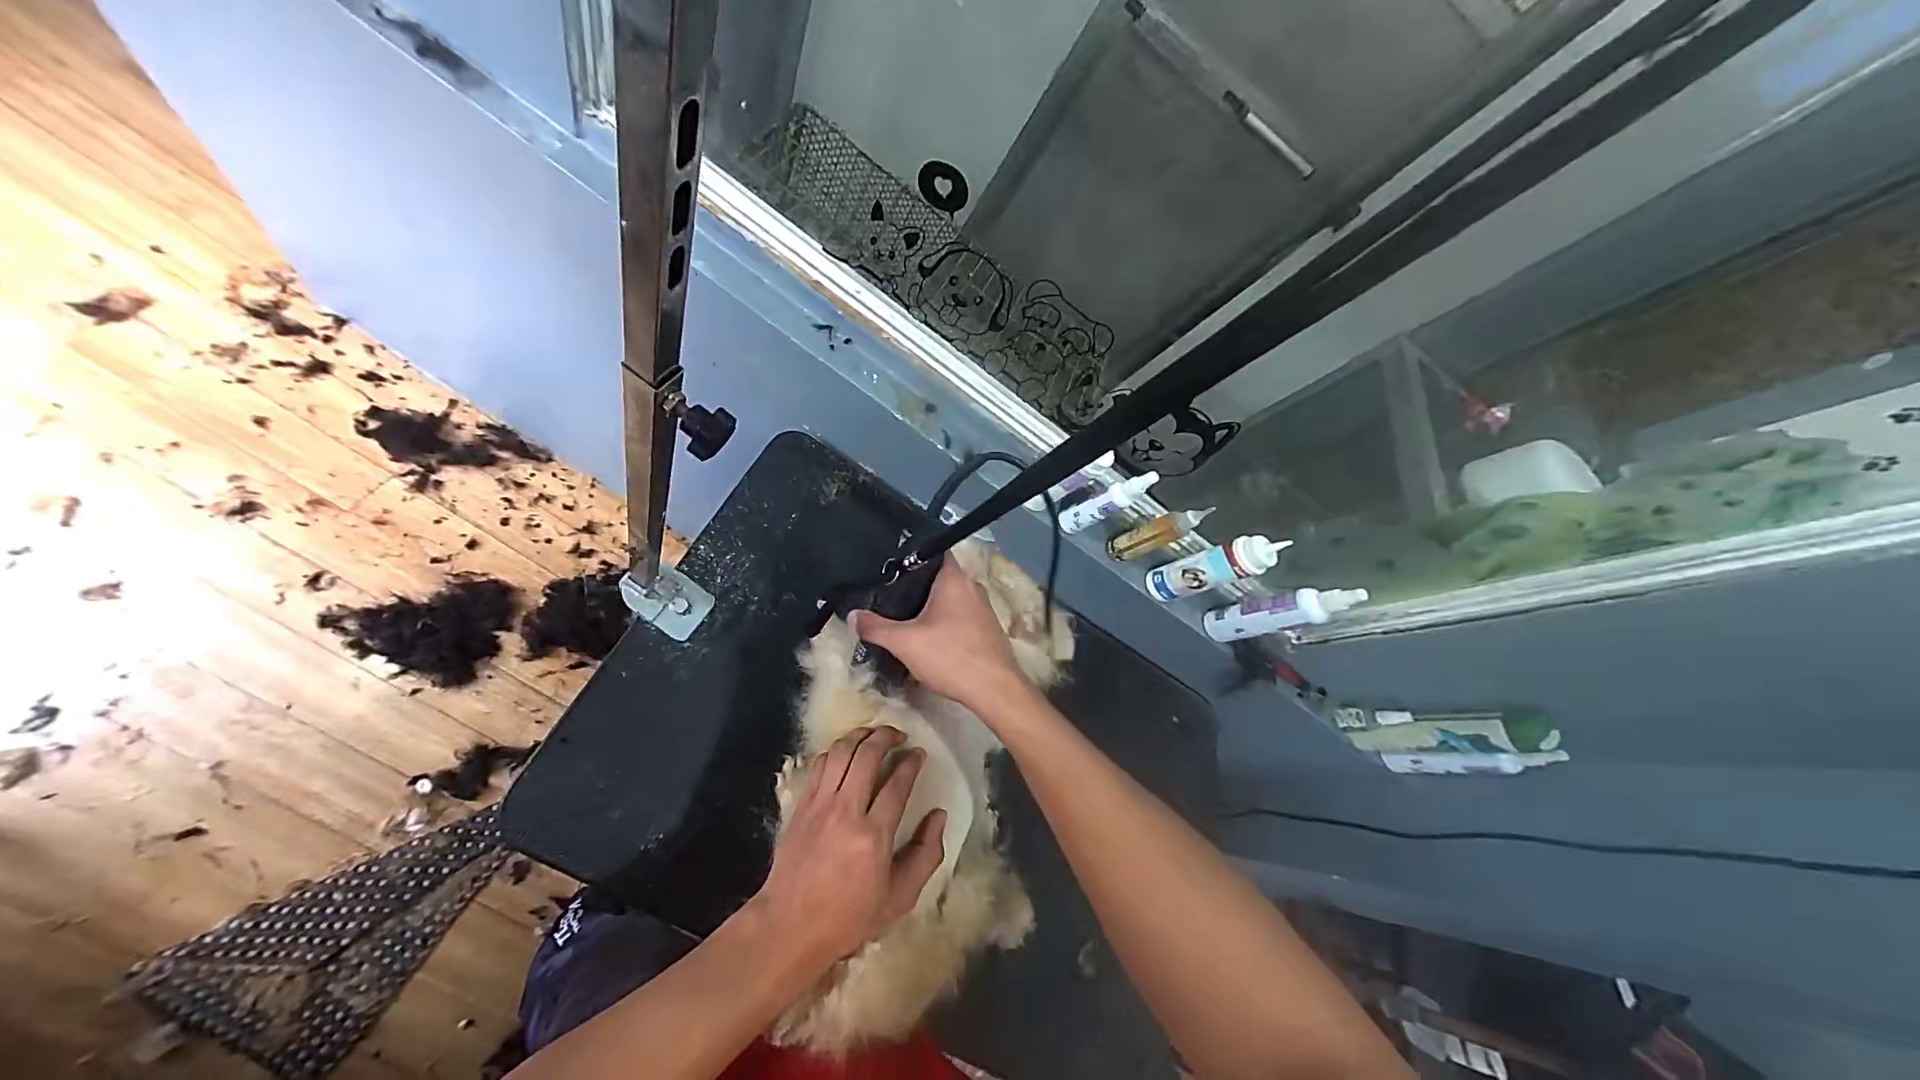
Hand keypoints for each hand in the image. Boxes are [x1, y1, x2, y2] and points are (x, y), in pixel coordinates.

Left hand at [753, 726, 946, 966]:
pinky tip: (847, 752)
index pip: (898, 782)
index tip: (919, 754)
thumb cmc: (850, 916)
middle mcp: (846, 811)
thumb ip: (926, 854)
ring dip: (861, 735)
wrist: (789, 925)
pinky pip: (821, 764)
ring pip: (841, 752)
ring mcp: (820, 805)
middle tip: (900, 736)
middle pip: (868, 755)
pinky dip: (837, 750)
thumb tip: (939, 815)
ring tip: (875, 734)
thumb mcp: (900, 896)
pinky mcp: (802, 806)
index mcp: (874, 835)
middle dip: (887, 737)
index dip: (911, 762)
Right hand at [849, 554, 1031, 713]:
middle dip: (916, 588)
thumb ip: (875, 627)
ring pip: (950, 600)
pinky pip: (960, 618)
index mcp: (954, 578)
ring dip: (930, 610)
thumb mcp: (904, 642)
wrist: (994, 689)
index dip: (911, 556)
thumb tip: (853, 616)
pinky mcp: (987, 629)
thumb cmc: (950, 656)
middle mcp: (972, 587)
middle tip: (890, 597)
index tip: (890, 568)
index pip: (932, 551)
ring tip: (905, 620)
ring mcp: (983, 609)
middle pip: (938, 578)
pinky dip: (944, 625)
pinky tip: (930, 641)